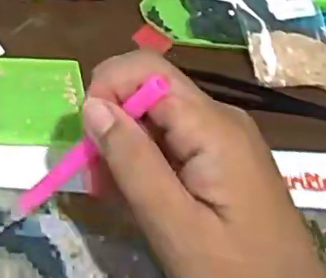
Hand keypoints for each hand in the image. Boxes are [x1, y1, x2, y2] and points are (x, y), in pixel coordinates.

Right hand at [83, 52, 324, 277]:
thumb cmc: (239, 277)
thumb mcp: (178, 229)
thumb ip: (133, 162)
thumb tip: (91, 103)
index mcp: (214, 125)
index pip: (145, 69)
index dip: (106, 88)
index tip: (87, 138)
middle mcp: (221, 117)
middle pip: (148, 88)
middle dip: (112, 120)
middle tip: (95, 173)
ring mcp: (226, 139)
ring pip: (156, 114)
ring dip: (126, 143)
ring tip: (113, 192)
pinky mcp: (226, 160)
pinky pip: (173, 138)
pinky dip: (147, 158)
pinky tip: (141, 196)